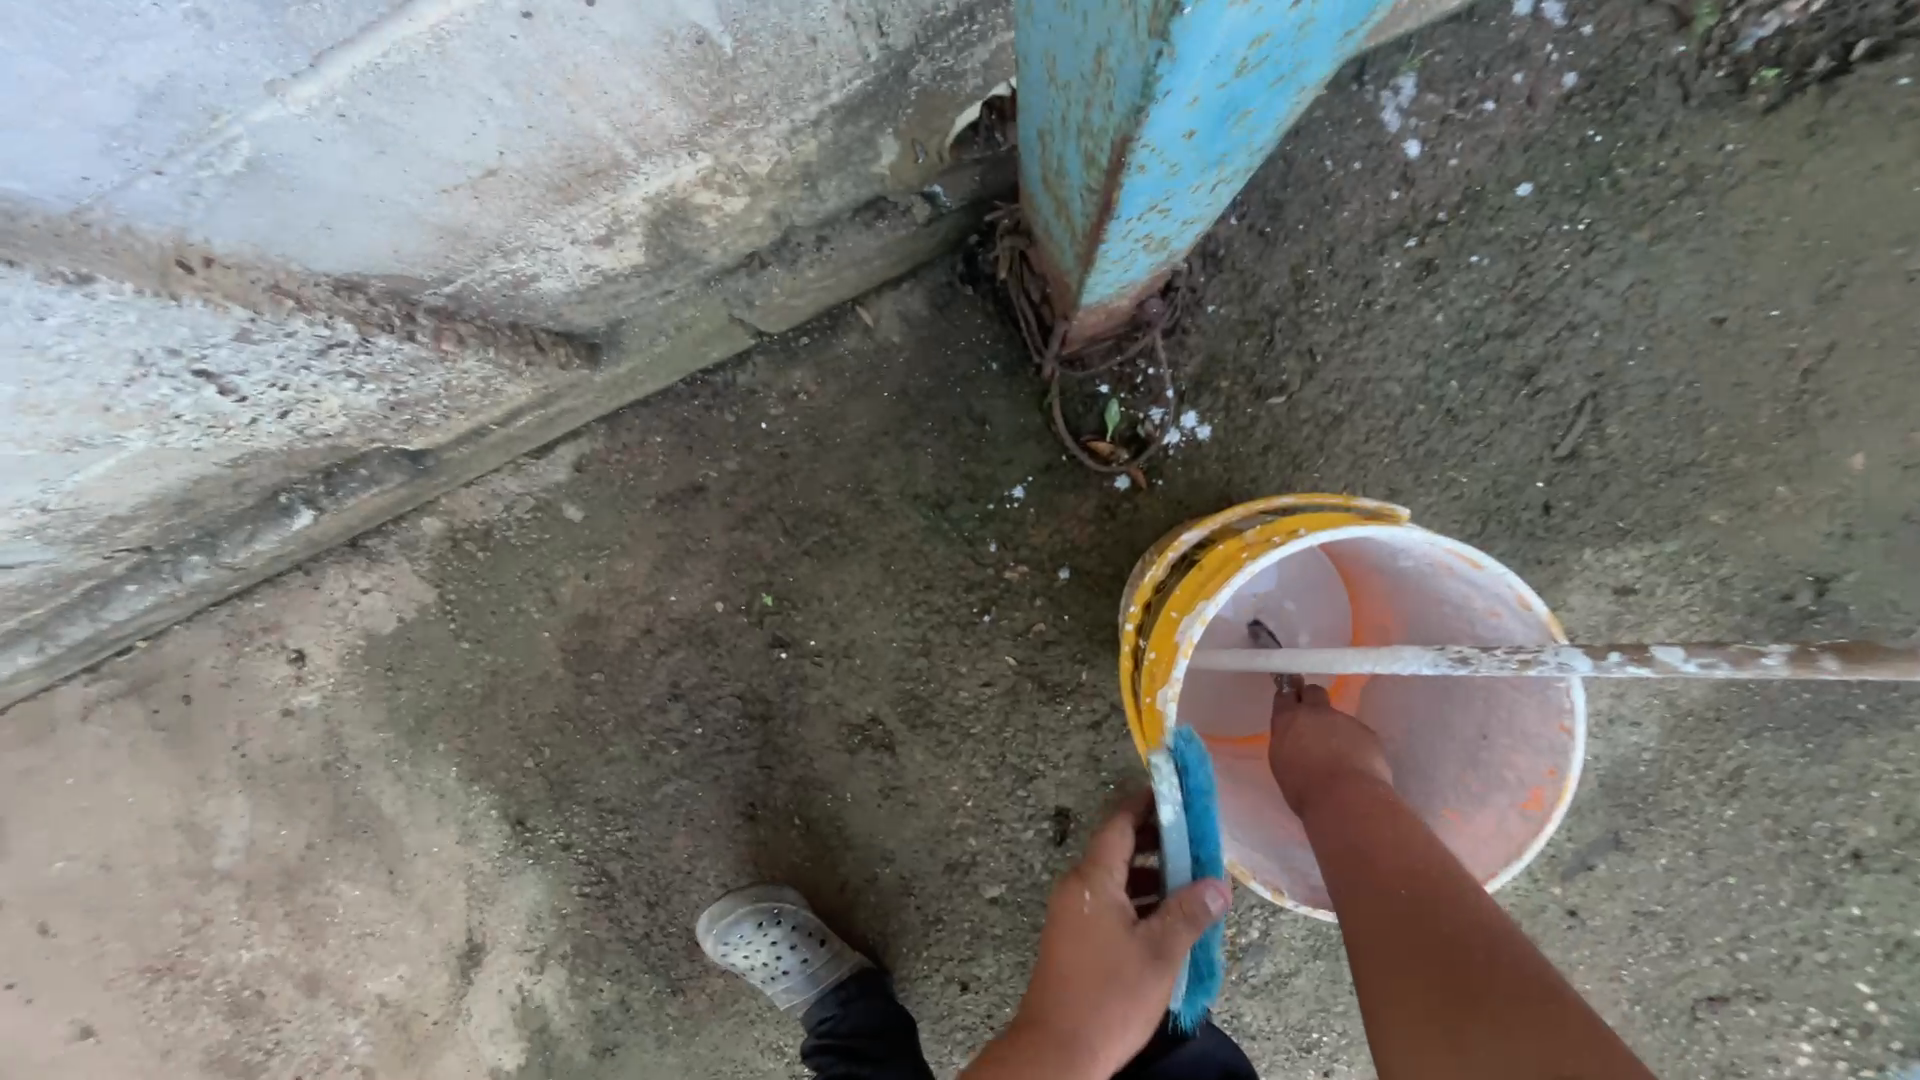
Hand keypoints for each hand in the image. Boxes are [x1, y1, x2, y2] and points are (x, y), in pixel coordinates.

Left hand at [974, 794, 1230, 1079]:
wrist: (1057, 1049)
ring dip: (1150, 875)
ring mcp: (1073, 911)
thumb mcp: (1159, 953)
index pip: (1119, 823)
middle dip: (1156, 841)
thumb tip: (1219, 884)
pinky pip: (1109, 901)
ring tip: (1192, 879)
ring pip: (1115, 878)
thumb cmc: (1110, 995)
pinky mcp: (1075, 935)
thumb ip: (1189, 913)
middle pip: (1117, 848)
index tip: (1175, 793)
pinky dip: (1138, 900)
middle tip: (1197, 839)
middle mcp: (1077, 885)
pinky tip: (1169, 917)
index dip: (1145, 804)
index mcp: (1093, 878)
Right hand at [1267, 677, 1392, 817]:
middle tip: (1313, 720)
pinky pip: (1358, 733)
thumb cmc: (1304, 788)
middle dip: (1312, 700)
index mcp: (1289, 719)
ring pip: (1338, 717)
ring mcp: (1344, 720)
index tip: (1291, 704)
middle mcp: (1316, 712)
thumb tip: (1296, 739)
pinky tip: (1355, 765)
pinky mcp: (1368, 733)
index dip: (1289, 698)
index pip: (1285, 695)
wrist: (1347, 798)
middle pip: (1314, 692)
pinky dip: (1355, 744)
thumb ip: (1288, 742)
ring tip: (1339, 756)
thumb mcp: (1282, 762)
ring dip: (1336, 729)